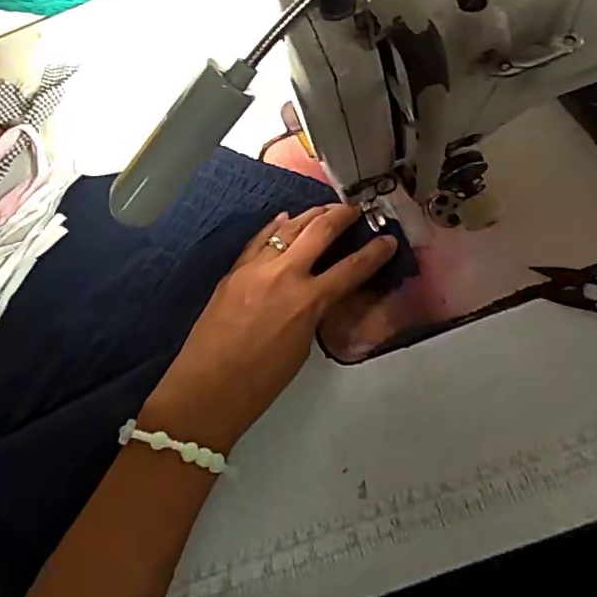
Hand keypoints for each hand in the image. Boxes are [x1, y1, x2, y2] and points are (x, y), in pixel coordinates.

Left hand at [140, 204, 397, 452]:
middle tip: (355, 209)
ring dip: (310, 215)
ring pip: (288, 227)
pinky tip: (285, 218)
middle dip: (342, 215)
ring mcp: (255, 268)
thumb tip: (320, 291)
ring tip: (325, 208)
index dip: (375, 252)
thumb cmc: (261, 381)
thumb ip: (315, 310)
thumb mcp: (303, 344)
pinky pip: (259, 239)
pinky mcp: (234, 270)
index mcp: (308, 301)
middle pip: (320, 231)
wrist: (208, 387)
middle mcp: (284, 275)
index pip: (352, 268)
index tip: (388, 240)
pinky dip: (275, 227)